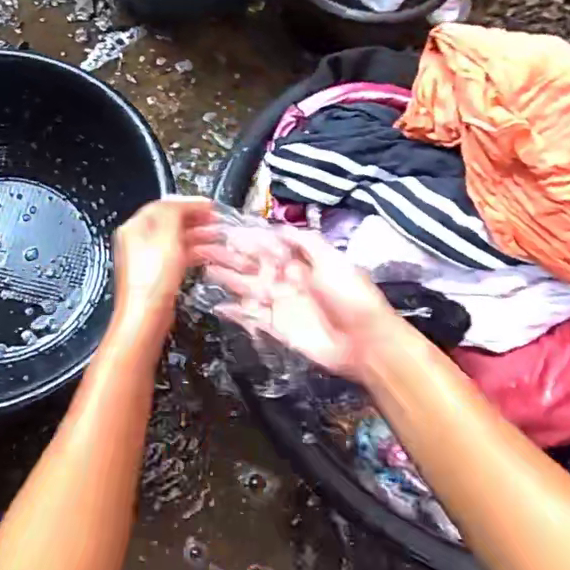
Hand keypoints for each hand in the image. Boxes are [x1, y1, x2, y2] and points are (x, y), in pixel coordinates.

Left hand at [111, 196, 218, 332]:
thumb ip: (174, 213)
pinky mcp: (158, 275)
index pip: (163, 206)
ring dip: (200, 236)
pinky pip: (179, 257)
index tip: (209, 206)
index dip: (188, 203)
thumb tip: (182, 203)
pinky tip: (209, 255)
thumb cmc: (152, 280)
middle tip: (217, 219)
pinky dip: (195, 252)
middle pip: (171, 222)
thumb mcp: (166, 236)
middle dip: (197, 219)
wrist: (146, 317)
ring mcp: (148, 259)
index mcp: (135, 228)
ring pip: (178, 240)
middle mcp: (139, 241)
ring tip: (220, 237)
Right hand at [196, 225, 410, 380]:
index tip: (223, 231)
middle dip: (228, 256)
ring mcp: (280, 304)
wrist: (366, 342)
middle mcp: (286, 281)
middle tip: (202, 247)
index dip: (245, 239)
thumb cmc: (353, 298)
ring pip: (246, 288)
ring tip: (204, 268)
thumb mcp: (333, 261)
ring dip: (226, 278)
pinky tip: (218, 304)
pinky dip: (235, 312)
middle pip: (251, 265)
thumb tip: (278, 227)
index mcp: (300, 263)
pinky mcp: (277, 328)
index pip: (266, 246)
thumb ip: (306, 242)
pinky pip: (251, 317)